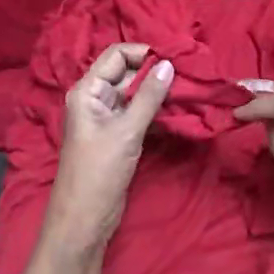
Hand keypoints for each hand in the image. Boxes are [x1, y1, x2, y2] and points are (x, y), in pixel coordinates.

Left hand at [44, 44, 173, 255]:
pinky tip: (179, 109)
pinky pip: (139, 112)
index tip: (174, 58)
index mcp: (87, 91)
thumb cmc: (98, 172)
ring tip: (189, 90)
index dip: (143, 53)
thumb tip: (169, 64)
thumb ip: (149, 97)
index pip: (116, 56)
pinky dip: (157, 109)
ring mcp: (107, 117)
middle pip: (128, 72)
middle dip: (156, 72)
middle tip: (189, 74)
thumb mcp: (126, 131)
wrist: (84, 220)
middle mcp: (95, 98)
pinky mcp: (119, 135)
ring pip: (136, 93)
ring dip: (159, 91)